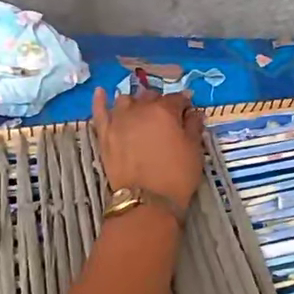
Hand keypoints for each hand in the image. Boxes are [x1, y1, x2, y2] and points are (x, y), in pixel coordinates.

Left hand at [91, 86, 204, 206]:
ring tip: (141, 111)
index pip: (177, 99)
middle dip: (160, 103)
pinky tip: (101, 92)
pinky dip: (100, 100)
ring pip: (126, 100)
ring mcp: (119, 120)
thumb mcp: (194, 150)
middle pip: (151, 97)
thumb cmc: (177, 175)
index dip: (184, 105)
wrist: (147, 200)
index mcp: (164, 110)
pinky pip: (99, 111)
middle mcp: (140, 109)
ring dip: (136, 102)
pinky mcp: (105, 134)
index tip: (188, 113)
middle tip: (167, 117)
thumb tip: (194, 112)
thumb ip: (194, 126)